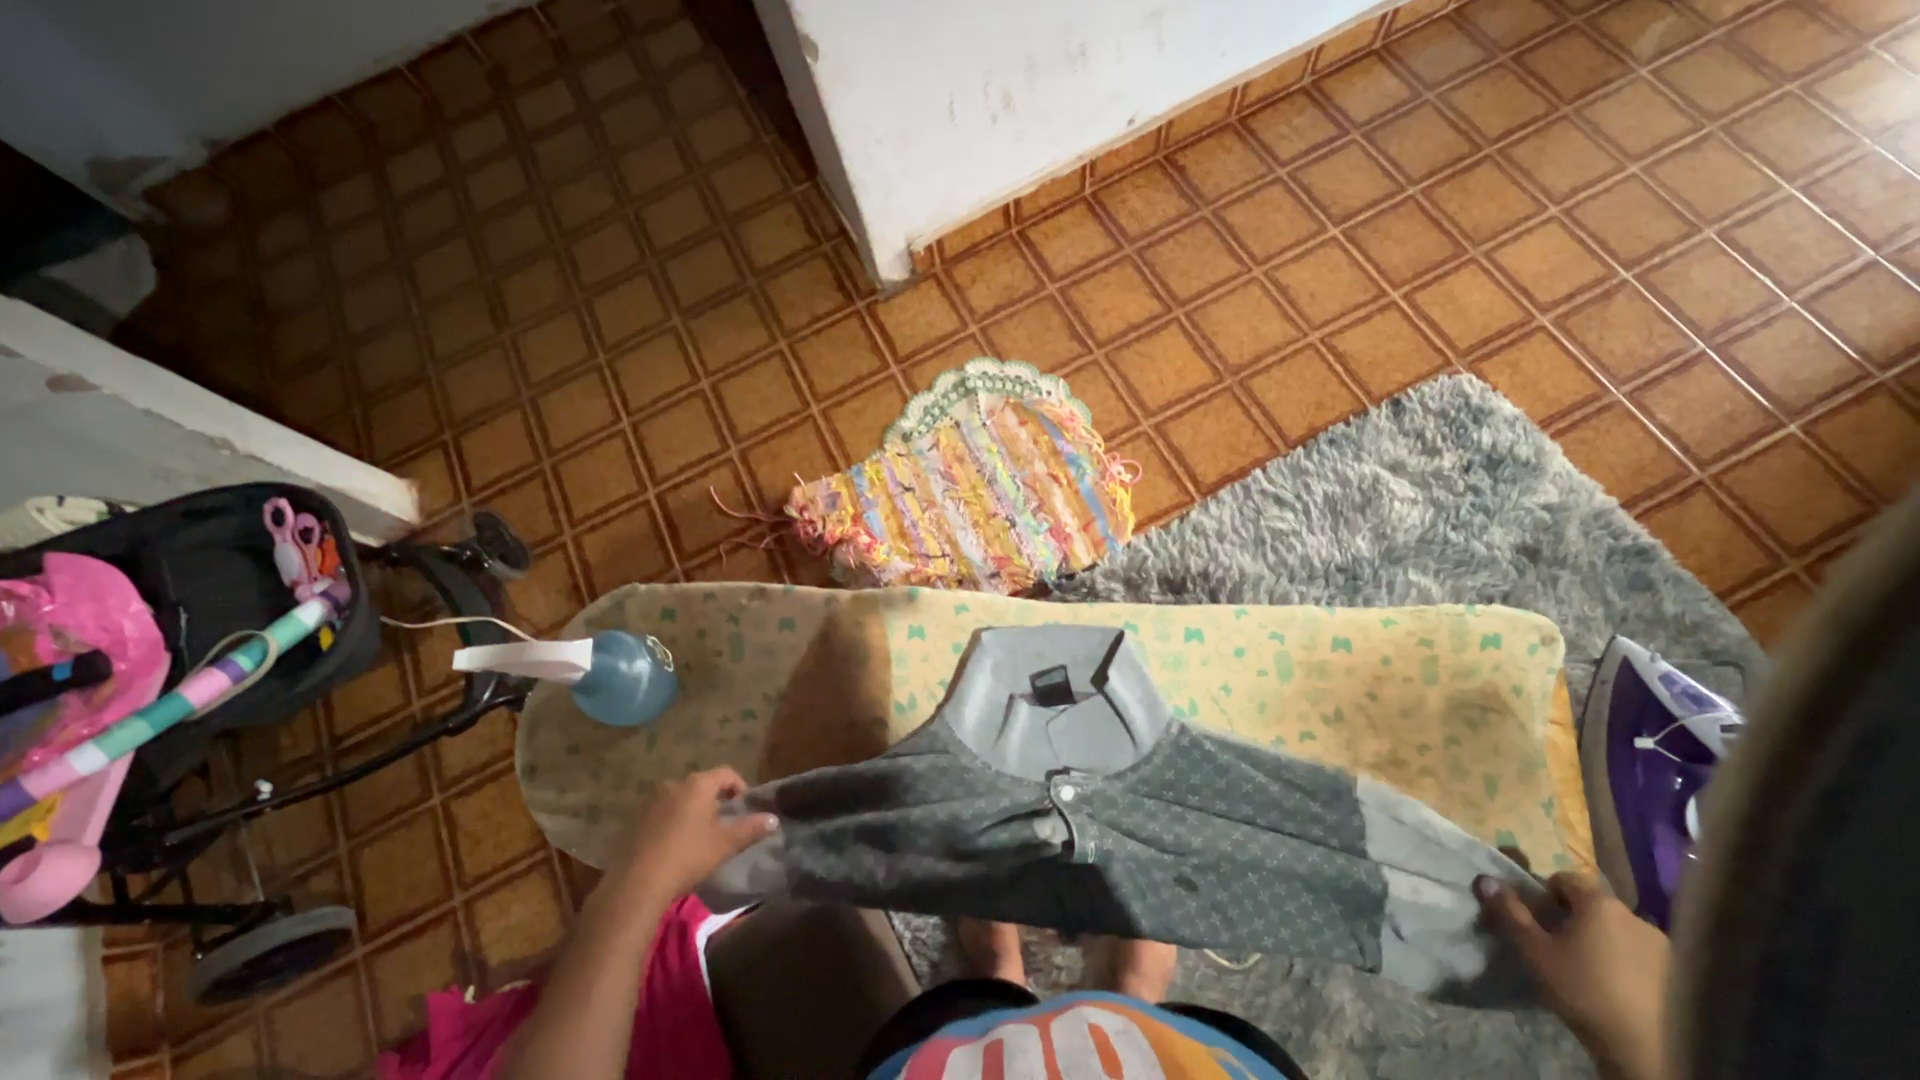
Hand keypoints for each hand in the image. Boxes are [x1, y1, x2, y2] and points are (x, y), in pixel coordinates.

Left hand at [604, 767, 777, 905]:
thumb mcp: (726, 844)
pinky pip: (662, 812)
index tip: (744, 808)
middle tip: (724, 823)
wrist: (638, 883)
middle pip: (702, 785)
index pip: (727, 773)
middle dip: (715, 800)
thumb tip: (774, 819)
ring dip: (692, 810)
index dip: (740, 787)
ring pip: (680, 798)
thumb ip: (751, 828)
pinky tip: (675, 845)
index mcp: (698, 785)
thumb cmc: (688, 857)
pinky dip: (673, 821)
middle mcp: (673, 785)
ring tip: (700, 836)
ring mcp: (651, 801)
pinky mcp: (635, 819)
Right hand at [1476, 873, 1671, 1079]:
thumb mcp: (1533, 950)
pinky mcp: (1676, 970)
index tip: (1540, 924)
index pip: (1564, 879)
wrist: (1641, 1045)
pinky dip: (1626, 958)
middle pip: (1593, 903)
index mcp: (1599, 903)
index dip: (1545, 896)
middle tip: (1559, 947)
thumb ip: (1509, 912)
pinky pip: (1640, 951)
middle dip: (1574, 918)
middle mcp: (1634, 914)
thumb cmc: (1579, 988)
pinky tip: (1618, 985)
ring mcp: (1661, 943)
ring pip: (1618, 928)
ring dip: (1603, 938)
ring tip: (1590, 969)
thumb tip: (1486, 879)